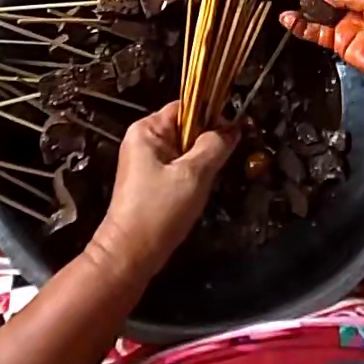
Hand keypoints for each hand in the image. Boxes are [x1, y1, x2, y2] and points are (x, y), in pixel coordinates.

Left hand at [88, 102, 234, 282]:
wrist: (130, 256)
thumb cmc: (158, 211)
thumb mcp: (193, 175)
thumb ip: (215, 146)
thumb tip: (233, 127)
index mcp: (146, 130)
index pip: (185, 107)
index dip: (210, 114)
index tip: (233, 130)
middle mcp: (143, 140)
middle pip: (186, 127)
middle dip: (208, 141)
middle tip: (225, 157)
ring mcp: (146, 161)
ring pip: (185, 149)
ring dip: (202, 161)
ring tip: (210, 178)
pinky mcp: (151, 181)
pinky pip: (179, 167)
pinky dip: (193, 175)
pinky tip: (199, 190)